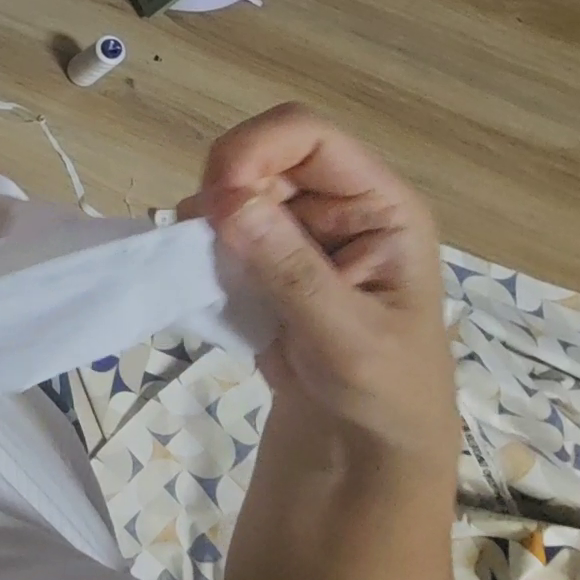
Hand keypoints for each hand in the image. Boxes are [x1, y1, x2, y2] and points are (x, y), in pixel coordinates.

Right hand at [187, 104, 456, 459]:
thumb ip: (289, 268)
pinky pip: (212, 224)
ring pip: (227, 188)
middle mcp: (333, 204)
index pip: (307, 135)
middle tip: (205, 245)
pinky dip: (197, 245)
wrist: (359, 444)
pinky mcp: (259, 252)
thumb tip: (227, 199)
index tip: (215, 201)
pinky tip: (210, 282)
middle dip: (222, 190)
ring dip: (206, 223)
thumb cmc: (382, 393)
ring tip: (216, 276)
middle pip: (258, 154)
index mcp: (377, 207)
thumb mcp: (347, 337)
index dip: (253, 150)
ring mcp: (293, 227)